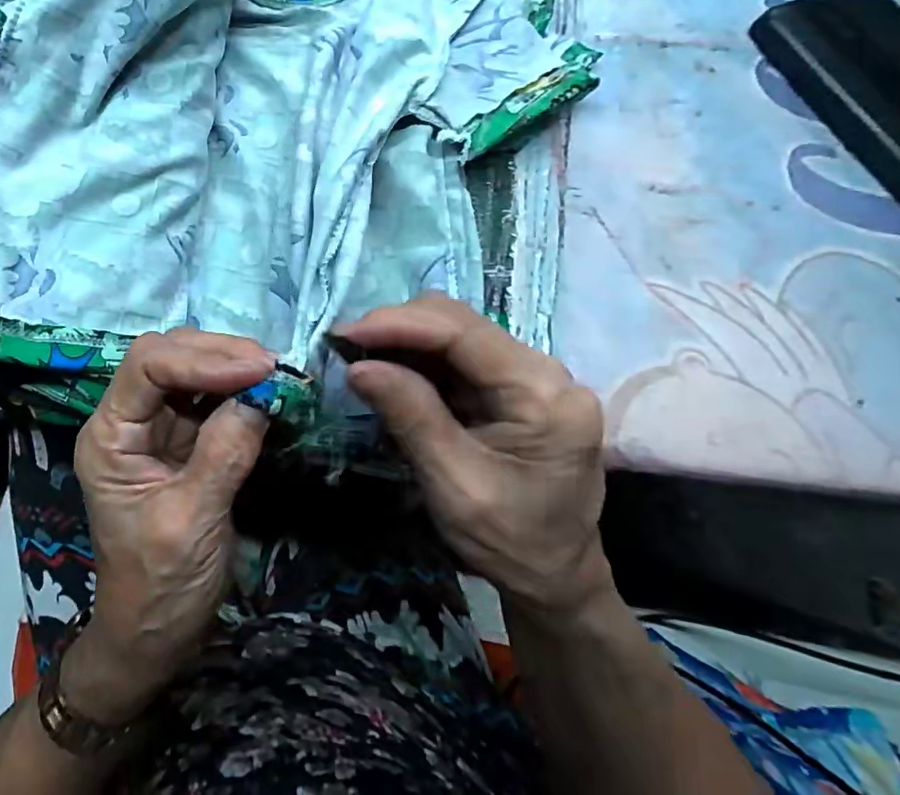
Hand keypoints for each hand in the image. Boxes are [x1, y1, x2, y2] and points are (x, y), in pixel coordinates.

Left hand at [65, 329, 274, 724]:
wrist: (154, 635)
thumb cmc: (160, 586)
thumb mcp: (193, 521)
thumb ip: (222, 454)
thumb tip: (260, 396)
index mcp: (109, 437)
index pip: (146, 368)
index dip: (199, 359)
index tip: (257, 368)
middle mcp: (127, 422)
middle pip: (166, 359)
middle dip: (217, 354)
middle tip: (272, 365)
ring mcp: (154, 430)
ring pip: (188, 372)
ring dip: (230, 366)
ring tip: (275, 373)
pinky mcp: (182, 443)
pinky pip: (208, 400)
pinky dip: (236, 391)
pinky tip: (264, 392)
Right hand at [335, 294, 610, 618]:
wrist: (554, 577)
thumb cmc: (510, 540)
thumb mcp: (454, 482)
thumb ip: (411, 416)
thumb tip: (358, 367)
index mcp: (543, 394)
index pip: (464, 333)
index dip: (399, 324)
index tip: (345, 333)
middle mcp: (544, 371)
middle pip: (460, 322)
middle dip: (397, 326)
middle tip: (345, 347)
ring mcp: (530, 375)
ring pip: (455, 330)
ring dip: (403, 337)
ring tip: (359, 355)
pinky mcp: (512, 385)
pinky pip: (457, 353)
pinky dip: (416, 355)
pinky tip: (387, 367)